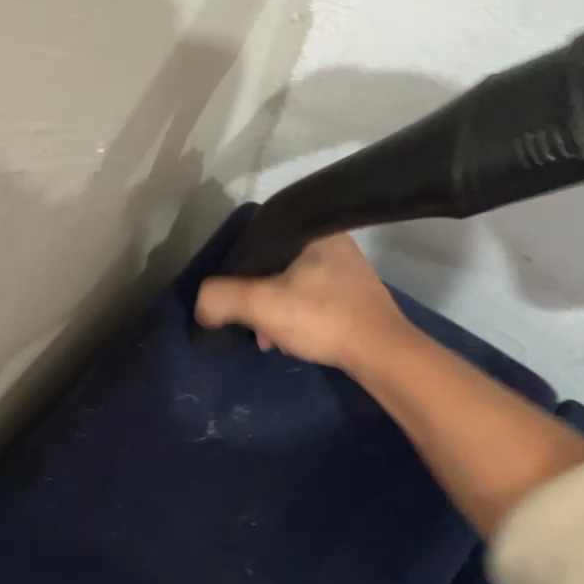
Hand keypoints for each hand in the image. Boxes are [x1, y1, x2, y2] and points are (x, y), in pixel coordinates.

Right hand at [195, 233, 414, 371]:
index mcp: (314, 231)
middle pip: (275, 267)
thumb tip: (202, 307)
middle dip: (257, 299)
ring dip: (274, 313)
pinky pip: (312, 301)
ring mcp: (349, 272)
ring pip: (293, 287)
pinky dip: (296, 320)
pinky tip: (292, 341)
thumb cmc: (322, 319)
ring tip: (269, 340)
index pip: (261, 240)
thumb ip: (221, 298)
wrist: (381, 353)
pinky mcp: (357, 298)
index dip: (239, 270)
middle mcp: (334, 243)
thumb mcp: (261, 305)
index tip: (232, 299)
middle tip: (251, 326)